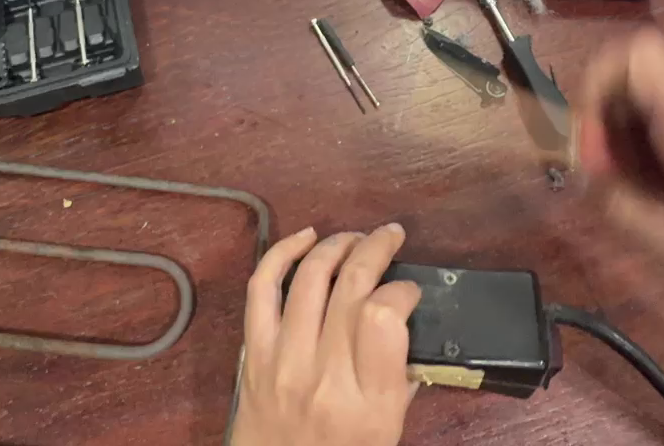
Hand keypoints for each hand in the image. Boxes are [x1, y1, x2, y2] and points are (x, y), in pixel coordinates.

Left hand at [231, 224, 422, 445]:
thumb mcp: (387, 432)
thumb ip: (400, 376)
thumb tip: (404, 314)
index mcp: (367, 403)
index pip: (383, 317)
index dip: (401, 289)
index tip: (409, 289)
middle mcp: (323, 375)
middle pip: (351, 285)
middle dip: (377, 247)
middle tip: (391, 236)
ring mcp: (283, 359)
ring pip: (310, 276)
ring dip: (337, 244)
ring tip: (356, 238)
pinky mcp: (254, 352)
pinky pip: (261, 287)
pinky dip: (283, 252)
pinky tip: (307, 238)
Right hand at [575, 30, 663, 363]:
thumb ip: (632, 217)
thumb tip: (587, 182)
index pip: (632, 53)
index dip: (594, 84)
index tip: (589, 146)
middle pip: (634, 85)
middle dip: (605, 130)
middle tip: (608, 190)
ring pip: (655, 111)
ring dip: (631, 151)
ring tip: (643, 210)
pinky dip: (661, 163)